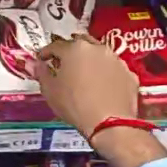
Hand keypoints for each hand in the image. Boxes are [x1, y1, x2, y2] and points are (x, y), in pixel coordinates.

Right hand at [34, 36, 165, 166]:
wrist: (110, 123)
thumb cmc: (74, 105)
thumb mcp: (50, 91)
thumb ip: (42, 73)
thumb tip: (37, 64)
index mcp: (74, 49)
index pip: (55, 45)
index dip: (46, 52)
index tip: (42, 59)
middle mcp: (97, 48)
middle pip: (80, 43)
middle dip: (70, 50)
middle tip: (64, 62)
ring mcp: (116, 60)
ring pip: (99, 54)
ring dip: (90, 60)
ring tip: (84, 73)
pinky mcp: (129, 73)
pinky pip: (113, 69)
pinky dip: (106, 73)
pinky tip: (102, 85)